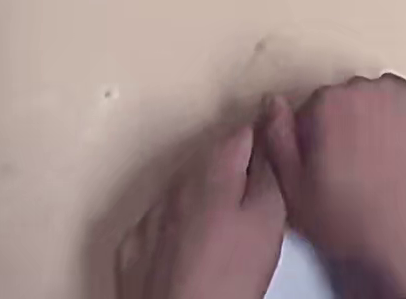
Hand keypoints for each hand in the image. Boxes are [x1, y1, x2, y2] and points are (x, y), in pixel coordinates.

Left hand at [117, 123, 287, 298]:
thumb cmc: (230, 275)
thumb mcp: (268, 218)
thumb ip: (270, 168)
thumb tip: (268, 133)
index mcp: (214, 164)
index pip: (246, 130)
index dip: (264, 143)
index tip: (274, 166)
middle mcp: (178, 177)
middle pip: (215, 156)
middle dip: (235, 171)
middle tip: (253, 207)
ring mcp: (150, 210)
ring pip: (187, 187)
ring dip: (205, 196)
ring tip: (223, 232)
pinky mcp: (131, 245)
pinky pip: (161, 220)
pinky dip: (176, 225)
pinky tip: (187, 252)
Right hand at [262, 74, 405, 297]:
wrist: (399, 232)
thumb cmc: (342, 215)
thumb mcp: (293, 187)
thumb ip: (277, 136)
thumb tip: (272, 99)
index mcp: (324, 103)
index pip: (310, 107)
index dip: (313, 135)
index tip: (323, 161)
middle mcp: (355, 86)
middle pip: (337, 98)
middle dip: (338, 121)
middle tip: (347, 161)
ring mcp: (386, 90)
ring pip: (363, 94)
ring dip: (362, 113)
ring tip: (369, 153)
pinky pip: (389, 91)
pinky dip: (387, 107)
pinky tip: (387, 137)